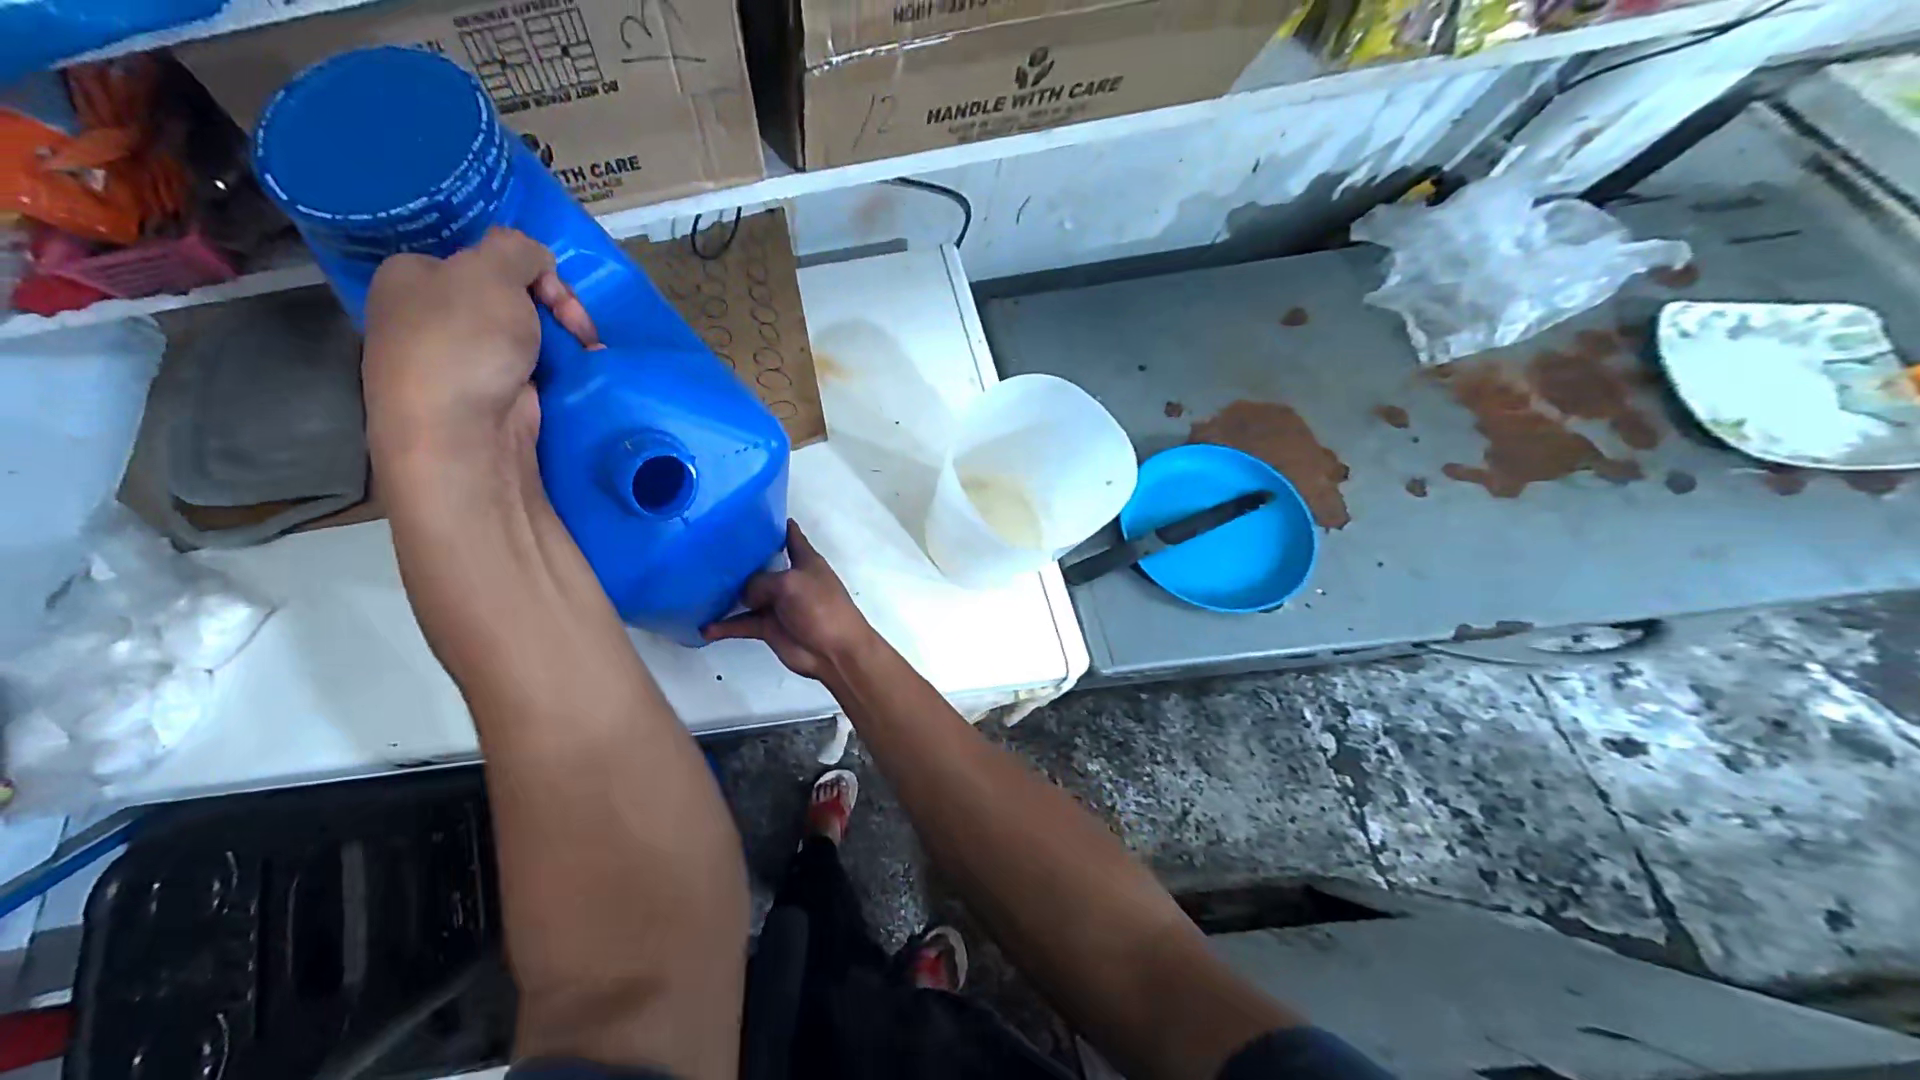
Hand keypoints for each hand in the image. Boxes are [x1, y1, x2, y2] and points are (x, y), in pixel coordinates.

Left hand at [361, 227, 597, 471]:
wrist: (460, 431)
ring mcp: (462, 359)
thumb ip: (517, 249)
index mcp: (414, 275)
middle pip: (512, 296)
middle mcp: (432, 314)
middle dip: (556, 307)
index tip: (557, 294)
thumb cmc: (464, 339)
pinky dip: (560, 369)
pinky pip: (535, 369)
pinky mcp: (492, 396)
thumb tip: (533, 256)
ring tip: (589, 352)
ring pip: (528, 333)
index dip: (530, 270)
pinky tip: (579, 372)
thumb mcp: (491, 270)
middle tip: (579, 327)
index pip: (485, 258)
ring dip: (564, 339)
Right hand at [703, 521, 880, 680]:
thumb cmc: (820, 608)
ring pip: (746, 595)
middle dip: (738, 559)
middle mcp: (789, 579)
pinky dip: (724, 626)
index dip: (774, 524)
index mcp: (804, 560)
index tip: (748, 513)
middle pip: (760, 564)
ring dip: (725, 594)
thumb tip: (744, 595)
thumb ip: (761, 582)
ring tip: (696, 587)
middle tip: (704, 549)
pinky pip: (742, 623)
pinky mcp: (769, 627)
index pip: (790, 535)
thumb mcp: (789, 583)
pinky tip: (705, 628)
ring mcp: (778, 604)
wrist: (834, 652)